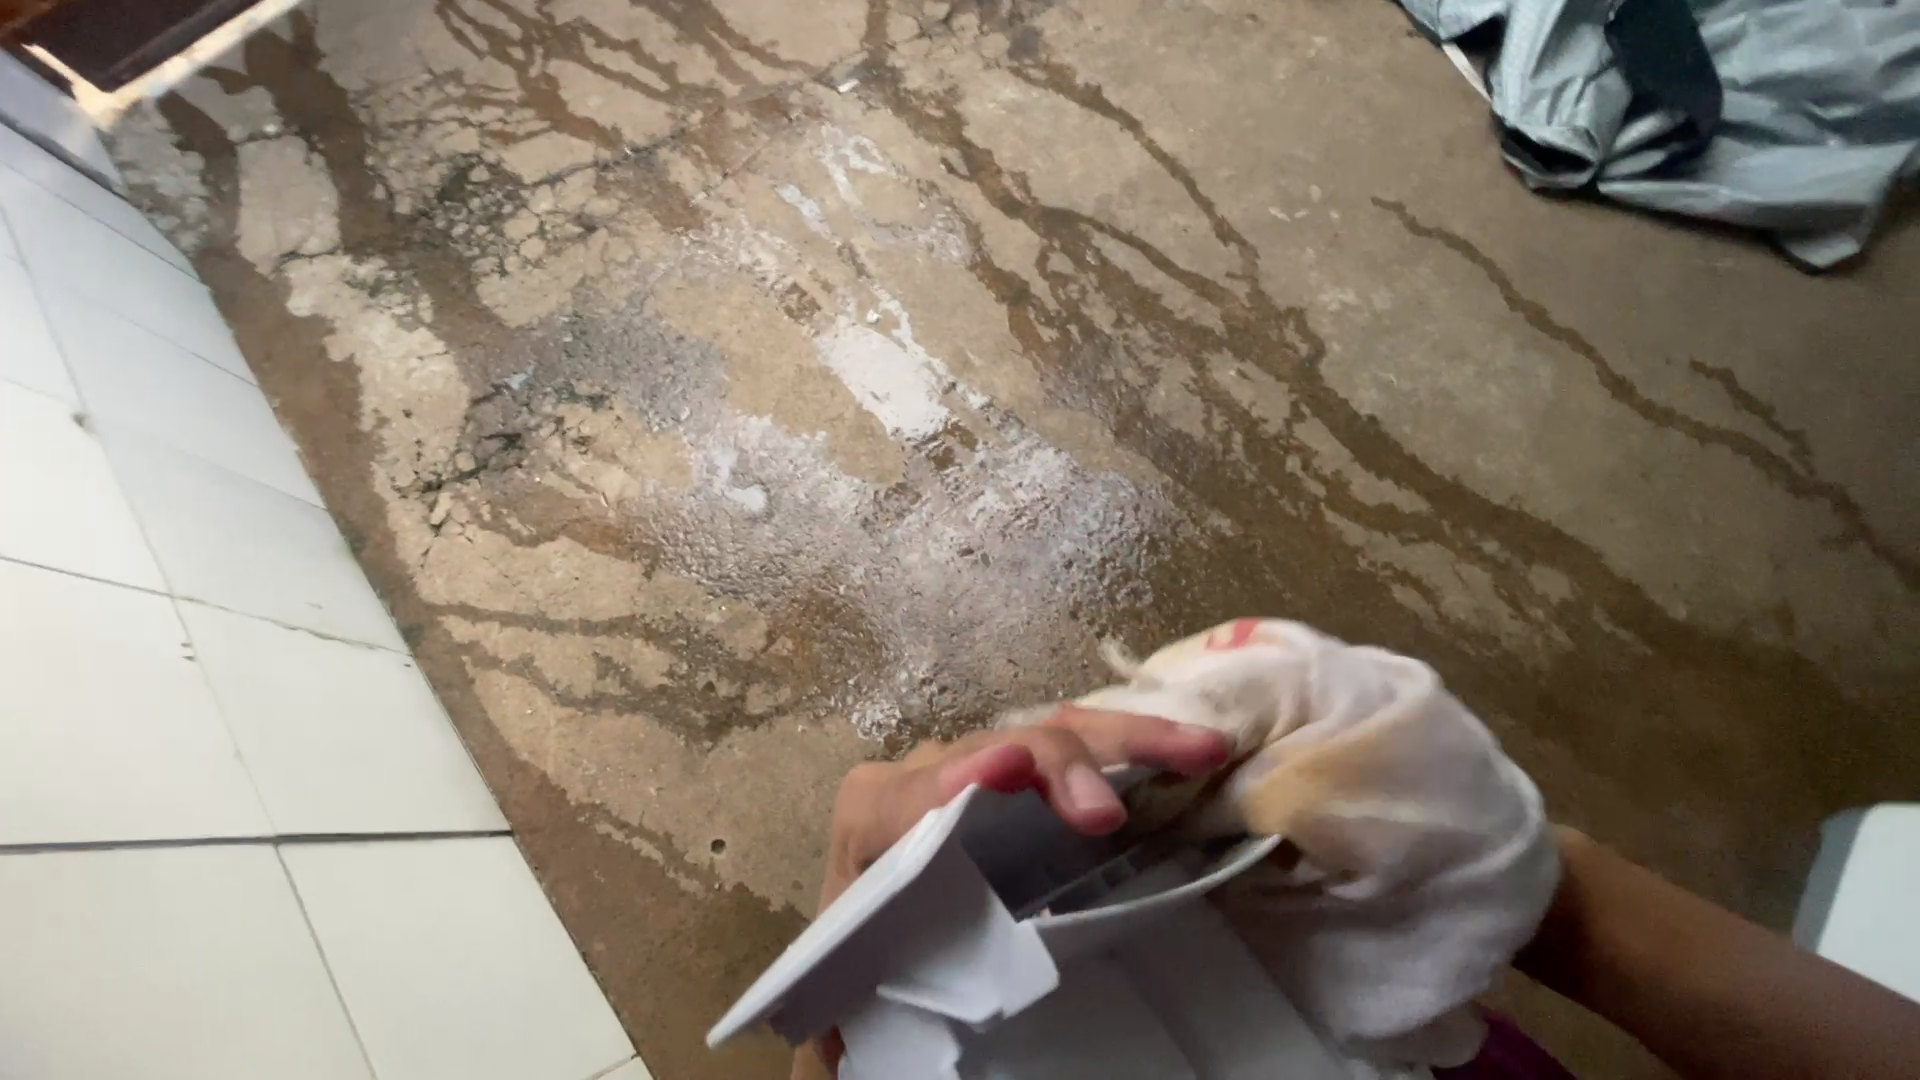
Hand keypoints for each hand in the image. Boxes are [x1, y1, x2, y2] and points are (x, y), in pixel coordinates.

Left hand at [795, 705, 1232, 1077]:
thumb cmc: (871, 950)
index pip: (907, 796)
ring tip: (1198, 749)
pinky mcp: (1029, 769)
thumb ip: (867, 977)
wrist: (874, 923)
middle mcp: (930, 770)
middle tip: (1105, 812)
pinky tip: (1189, 752)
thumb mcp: (865, 966)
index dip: (954, 782)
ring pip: (1051, 733)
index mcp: (874, 816)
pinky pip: (1079, 745)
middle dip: (1056, 766)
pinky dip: (1136, 748)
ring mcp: (985, 760)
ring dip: (1127, 740)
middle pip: (996, 749)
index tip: (1007, 771)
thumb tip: (889, 1020)